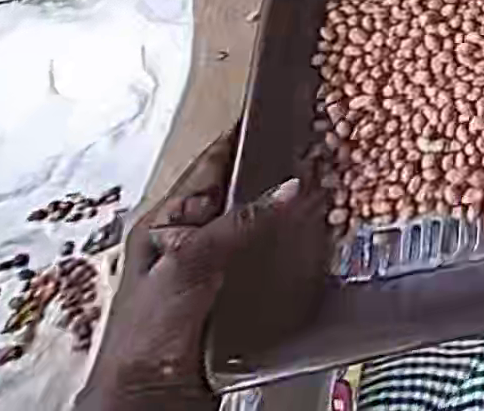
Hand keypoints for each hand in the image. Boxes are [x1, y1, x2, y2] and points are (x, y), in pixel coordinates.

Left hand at [75, 129, 323, 410]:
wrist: (148, 402)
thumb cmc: (153, 329)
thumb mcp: (190, 266)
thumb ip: (241, 222)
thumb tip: (298, 182)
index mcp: (169, 219)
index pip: (213, 162)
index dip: (242, 132)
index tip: (279, 103)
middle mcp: (196, 232)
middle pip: (244, 186)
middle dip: (279, 163)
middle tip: (323, 135)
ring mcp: (219, 259)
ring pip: (262, 216)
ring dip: (292, 199)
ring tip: (334, 170)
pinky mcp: (240, 283)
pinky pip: (272, 246)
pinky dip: (296, 231)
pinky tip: (325, 218)